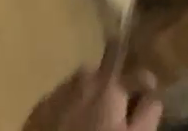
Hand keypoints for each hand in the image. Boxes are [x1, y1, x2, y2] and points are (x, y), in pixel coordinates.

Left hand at [22, 66, 160, 130]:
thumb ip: (148, 112)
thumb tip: (152, 94)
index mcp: (108, 85)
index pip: (130, 62)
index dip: (142, 77)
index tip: (146, 92)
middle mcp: (81, 80)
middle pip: (103, 74)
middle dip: (111, 88)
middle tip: (114, 113)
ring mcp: (55, 94)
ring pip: (79, 85)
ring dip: (88, 96)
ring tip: (89, 122)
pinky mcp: (35, 112)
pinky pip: (59, 100)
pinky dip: (67, 108)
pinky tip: (68, 128)